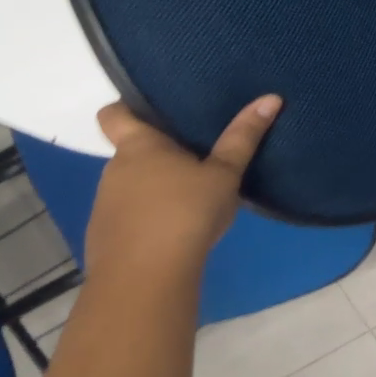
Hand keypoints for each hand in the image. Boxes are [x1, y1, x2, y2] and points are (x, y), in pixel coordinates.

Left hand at [84, 96, 281, 275]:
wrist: (144, 279)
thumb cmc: (185, 213)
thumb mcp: (225, 173)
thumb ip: (243, 137)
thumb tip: (270, 97)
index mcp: (139, 148)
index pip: (115, 114)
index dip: (127, 106)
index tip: (152, 105)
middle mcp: (114, 171)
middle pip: (132, 150)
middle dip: (162, 149)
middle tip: (200, 149)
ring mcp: (106, 204)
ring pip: (133, 182)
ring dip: (158, 182)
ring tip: (195, 189)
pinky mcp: (106, 235)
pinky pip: (130, 210)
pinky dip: (150, 211)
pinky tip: (179, 223)